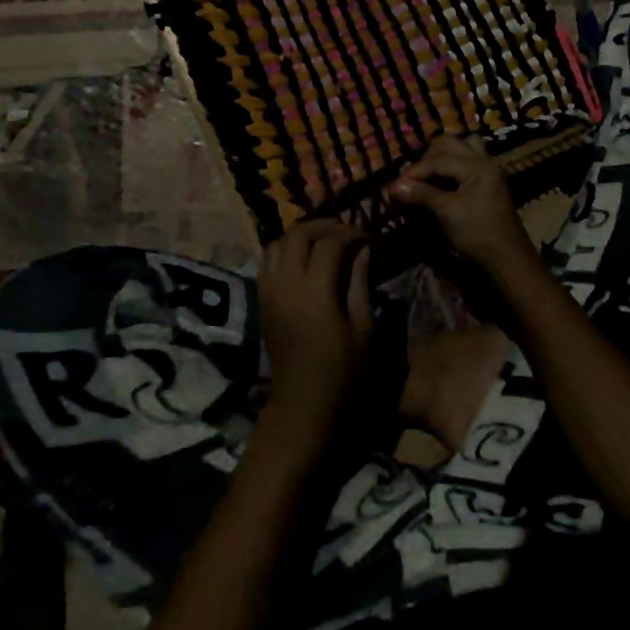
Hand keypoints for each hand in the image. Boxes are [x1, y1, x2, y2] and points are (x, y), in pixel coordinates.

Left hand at [258, 220, 371, 427]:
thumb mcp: (363, 326)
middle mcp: (286, 286)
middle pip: (298, 234)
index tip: (367, 237)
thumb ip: (361, 282)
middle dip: (324, 226)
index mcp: (315, 293)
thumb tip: (364, 248)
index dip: (351, 233)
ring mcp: (269, 292)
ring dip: (301, 236)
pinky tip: (305, 260)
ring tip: (324, 243)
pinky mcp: (262, 300)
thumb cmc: (342, 370)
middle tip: (346, 233)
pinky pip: (267, 261)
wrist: (302, 403)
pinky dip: (285, 251)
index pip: (330, 243)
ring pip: (277, 243)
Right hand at [388, 135, 536, 270]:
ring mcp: (489, 169)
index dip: (415, 170)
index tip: (395, 184)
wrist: (506, 255)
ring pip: (463, 147)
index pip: (439, 160)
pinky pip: (470, 158)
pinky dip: (454, 161)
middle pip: (451, 143)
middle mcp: (485, 161)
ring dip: (443, 154)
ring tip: (428, 171)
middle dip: (428, 156)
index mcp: (478, 166)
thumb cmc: (477, 233)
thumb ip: (423, 194)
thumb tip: (394, 186)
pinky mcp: (489, 180)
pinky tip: (443, 177)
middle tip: (413, 176)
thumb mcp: (448, 212)